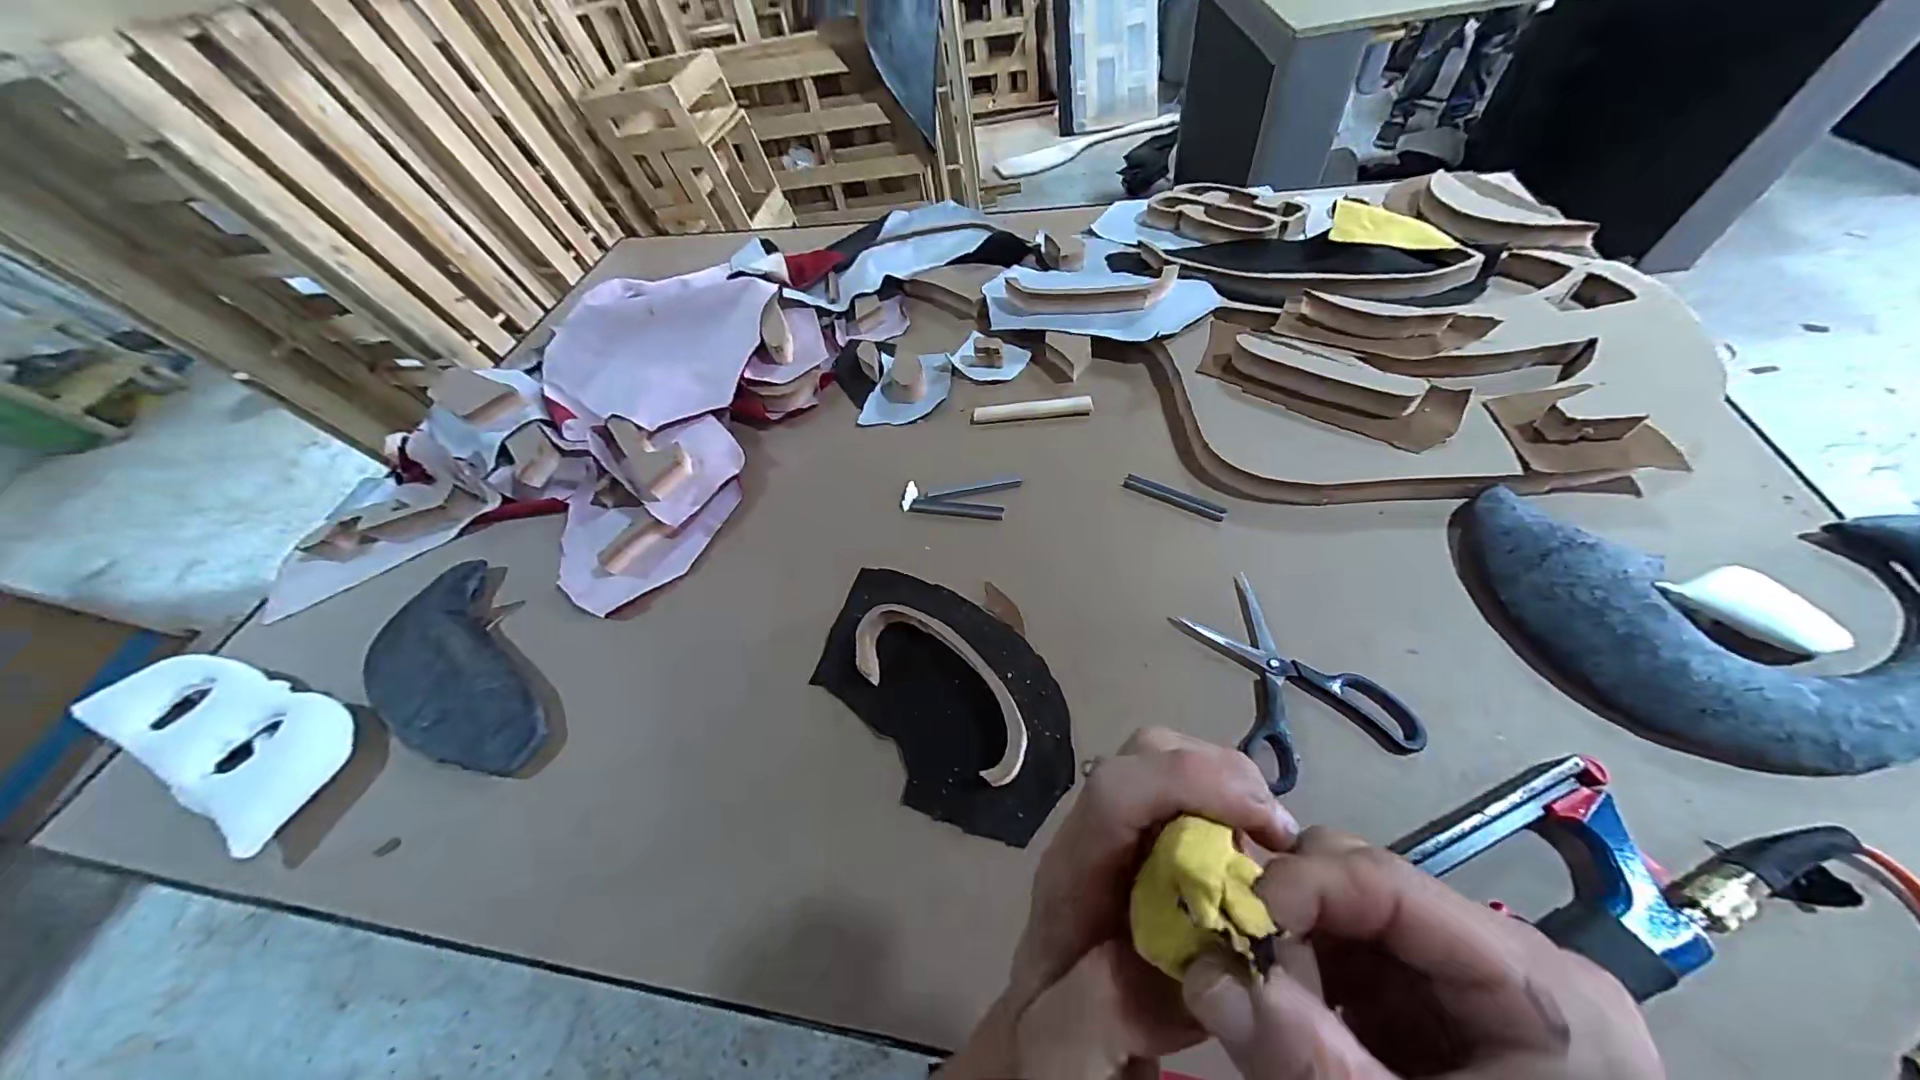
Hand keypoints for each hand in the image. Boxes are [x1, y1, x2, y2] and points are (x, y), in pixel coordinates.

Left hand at [941, 727, 1297, 1079]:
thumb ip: (1106, 1009)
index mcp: (1071, 872)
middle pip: (1147, 753)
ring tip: (1273, 852)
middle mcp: (1095, 836)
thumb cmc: (1049, 1041)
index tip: (1268, 828)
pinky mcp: (1150, 846)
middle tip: (1277, 838)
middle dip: (1219, 776)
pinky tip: (1257, 866)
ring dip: (1231, 790)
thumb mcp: (1061, 1047)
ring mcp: (1122, 834)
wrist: (1047, 1037)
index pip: (1115, 790)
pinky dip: (1234, 813)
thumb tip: (1193, 962)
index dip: (1190, 783)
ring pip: (1173, 765)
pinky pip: (1193, 799)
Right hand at [1181, 826, 1665, 1078]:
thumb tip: (1202, 975)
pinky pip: (1352, 963)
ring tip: (1261, 998)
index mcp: (1531, 977)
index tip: (1230, 914)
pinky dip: (1305, 978)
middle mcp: (1497, 954)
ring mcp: (1462, 980)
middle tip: (1239, 958)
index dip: (1300, 882)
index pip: (1387, 879)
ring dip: (1288, 945)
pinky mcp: (1434, 1009)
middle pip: (1362, 882)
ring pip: (1346, 918)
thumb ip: (1314, 1059)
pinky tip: (1289, 1014)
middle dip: (1288, 911)